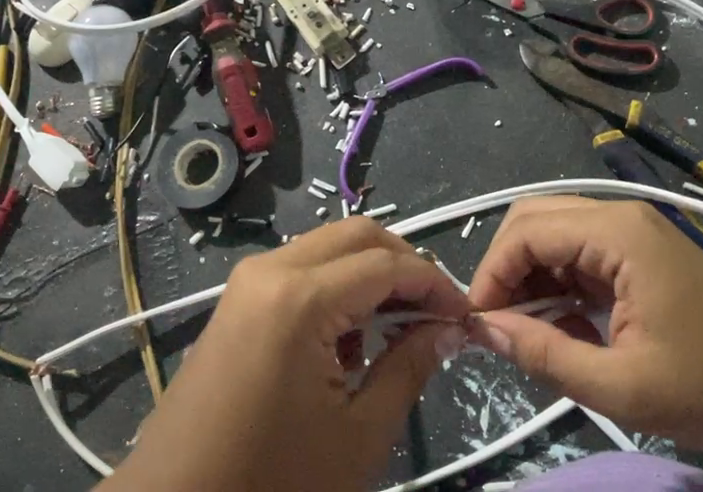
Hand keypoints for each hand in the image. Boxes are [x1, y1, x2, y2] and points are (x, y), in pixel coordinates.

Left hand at [101, 218, 469, 491]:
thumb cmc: (274, 479)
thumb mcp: (359, 434)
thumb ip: (408, 367)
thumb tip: (446, 329)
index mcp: (301, 297)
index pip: (387, 265)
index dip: (435, 284)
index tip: (465, 316)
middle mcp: (271, 268)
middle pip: (357, 235)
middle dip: (404, 265)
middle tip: (436, 312)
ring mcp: (248, 280)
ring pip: (328, 247)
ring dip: (370, 273)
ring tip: (399, 329)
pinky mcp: (237, 299)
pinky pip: (300, 269)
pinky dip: (336, 286)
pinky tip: (350, 339)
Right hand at [466, 196, 702, 458]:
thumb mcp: (622, 388)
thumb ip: (546, 355)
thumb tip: (484, 328)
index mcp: (618, 234)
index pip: (527, 231)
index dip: (492, 273)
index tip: (477, 324)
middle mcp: (621, 218)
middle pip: (535, 219)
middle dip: (505, 268)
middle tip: (496, 324)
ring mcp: (633, 233)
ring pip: (553, 234)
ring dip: (530, 277)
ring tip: (529, 333)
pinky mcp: (640, 254)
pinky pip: (578, 255)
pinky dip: (558, 285)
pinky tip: (565, 329)